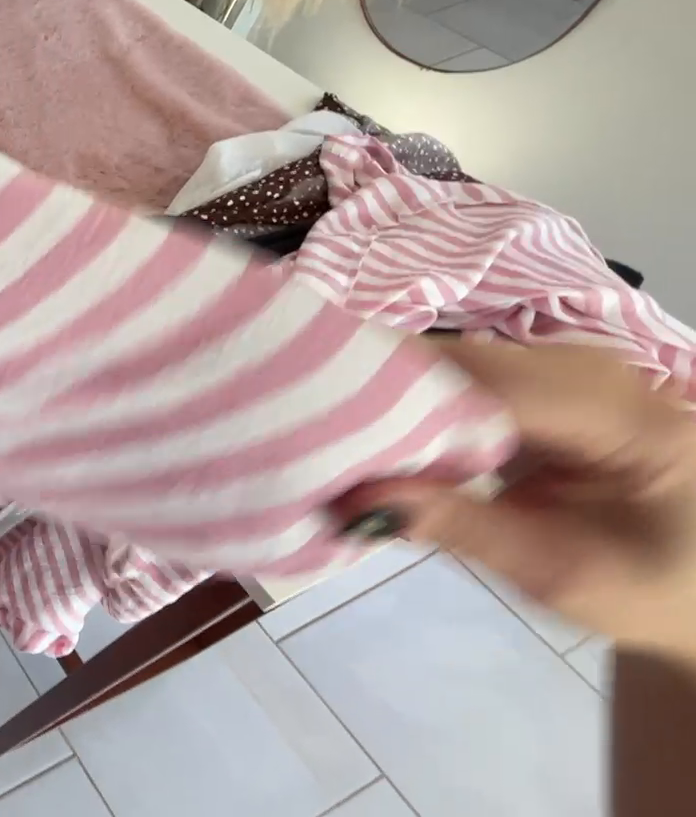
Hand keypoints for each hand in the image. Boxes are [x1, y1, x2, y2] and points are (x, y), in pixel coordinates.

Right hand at [336, 340, 695, 663]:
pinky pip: (452, 369)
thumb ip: (460, 529)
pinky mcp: (535, 374)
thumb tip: (350, 499)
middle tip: (299, 423)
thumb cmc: (647, 588)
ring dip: (381, 388)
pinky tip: (363, 420)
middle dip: (376, 387)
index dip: (399, 396)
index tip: (315, 418)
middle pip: (458, 360)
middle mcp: (596, 372)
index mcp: (631, 421)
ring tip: (319, 423)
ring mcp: (564, 366)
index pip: (491, 386)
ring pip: (445, 357)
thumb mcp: (560, 575)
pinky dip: (403, 393)